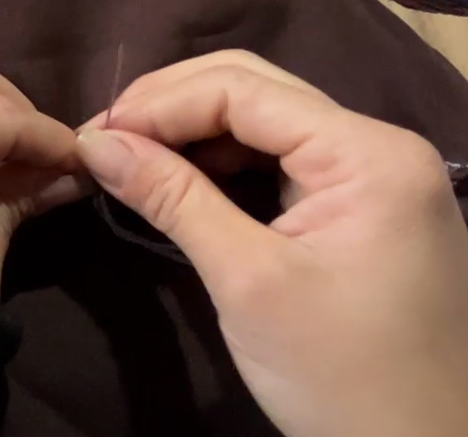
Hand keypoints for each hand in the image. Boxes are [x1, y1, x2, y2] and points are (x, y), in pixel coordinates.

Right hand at [79, 51, 467, 436]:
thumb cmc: (350, 381)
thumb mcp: (247, 282)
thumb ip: (170, 197)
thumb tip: (91, 142)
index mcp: (366, 152)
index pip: (239, 89)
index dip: (158, 104)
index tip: (96, 137)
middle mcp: (375, 144)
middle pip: (250, 86)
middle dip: (169, 104)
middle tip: (107, 138)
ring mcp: (373, 173)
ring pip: (259, 115)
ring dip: (189, 128)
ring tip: (132, 155)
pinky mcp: (361, 205)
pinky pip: (276, 154)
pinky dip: (218, 158)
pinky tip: (180, 177)